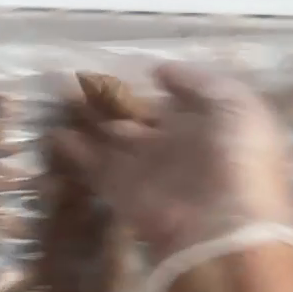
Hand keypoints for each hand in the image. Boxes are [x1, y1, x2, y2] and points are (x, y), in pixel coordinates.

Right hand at [55, 63, 292, 265]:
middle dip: (110, 100)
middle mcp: (173, 146)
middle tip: (78, 78)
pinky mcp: (118, 188)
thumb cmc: (234, 160)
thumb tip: (157, 70)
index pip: (171, 102)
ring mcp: (143, 168)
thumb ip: (200, 83)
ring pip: (109, 137)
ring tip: (59, 98)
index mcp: (205, 127)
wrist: (217, 223)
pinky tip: (56, 132)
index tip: (118, 67)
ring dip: (87, 119)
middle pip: (135, 118)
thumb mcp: (236, 108)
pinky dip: (73, 149)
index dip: (146, 86)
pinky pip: (91, 164)